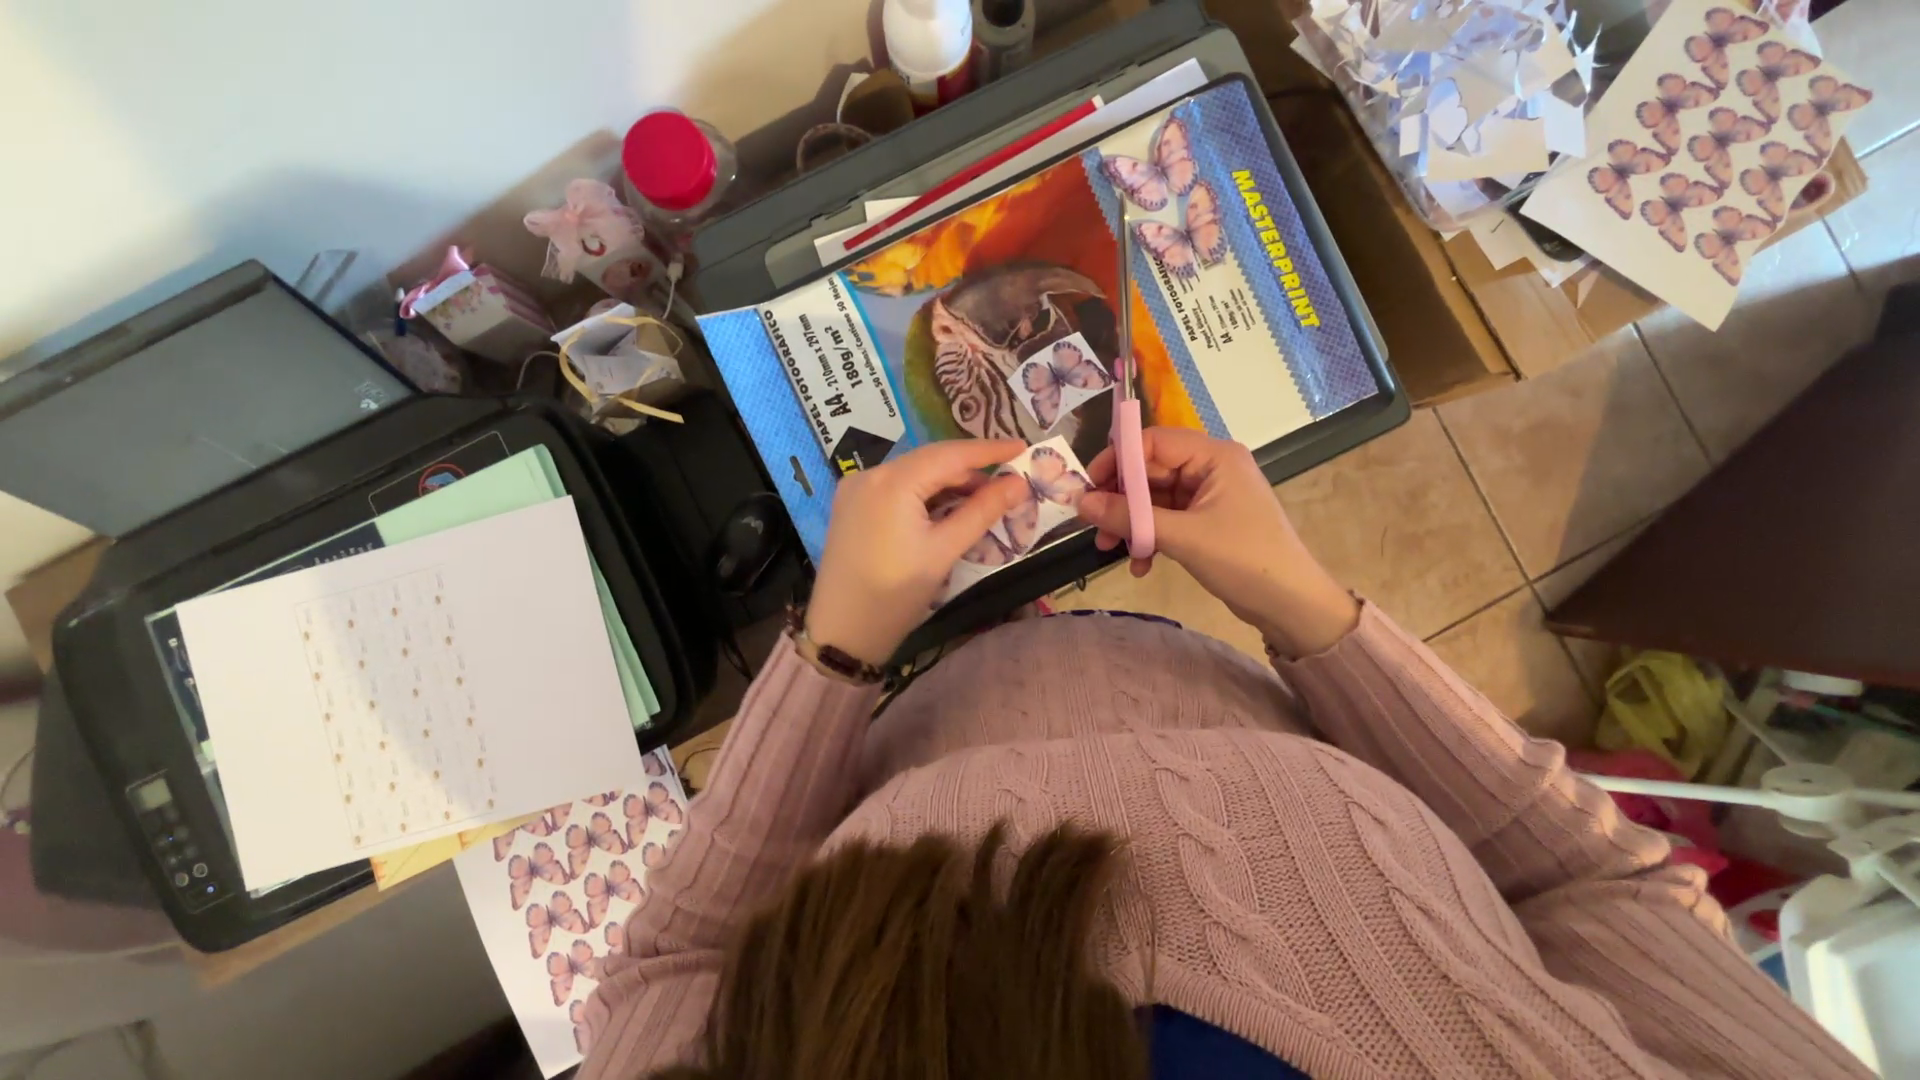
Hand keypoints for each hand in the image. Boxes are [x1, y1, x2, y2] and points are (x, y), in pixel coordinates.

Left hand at [806, 440, 1028, 664]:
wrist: (842, 631)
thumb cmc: (896, 594)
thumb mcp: (945, 551)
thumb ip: (982, 512)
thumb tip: (1020, 483)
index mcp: (893, 482)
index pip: (950, 454)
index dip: (989, 450)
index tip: (1023, 447)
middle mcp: (871, 474)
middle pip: (930, 459)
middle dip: (970, 467)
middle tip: (1009, 479)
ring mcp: (857, 488)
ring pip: (914, 472)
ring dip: (949, 480)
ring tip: (984, 496)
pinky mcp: (852, 504)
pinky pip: (897, 486)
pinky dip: (925, 491)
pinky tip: (948, 505)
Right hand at [1076, 427, 1358, 657]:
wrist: (1291, 605)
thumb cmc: (1244, 560)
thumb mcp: (1182, 538)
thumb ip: (1130, 518)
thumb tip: (1080, 503)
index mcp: (1214, 456)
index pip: (1152, 441)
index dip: (1117, 460)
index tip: (1089, 488)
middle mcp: (1210, 468)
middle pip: (1149, 470)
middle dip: (1120, 500)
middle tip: (1093, 526)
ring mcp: (1208, 496)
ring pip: (1153, 498)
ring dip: (1130, 523)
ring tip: (1109, 550)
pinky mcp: (1206, 521)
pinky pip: (1165, 519)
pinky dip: (1148, 538)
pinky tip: (1140, 565)